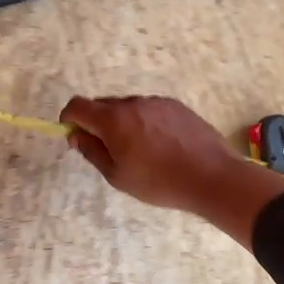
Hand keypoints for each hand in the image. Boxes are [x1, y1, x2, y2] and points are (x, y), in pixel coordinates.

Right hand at [59, 95, 251, 211]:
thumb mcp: (118, 176)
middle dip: (96, 122)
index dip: (69, 119)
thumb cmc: (160, 182)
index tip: (74, 136)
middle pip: (102, 104)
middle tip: (108, 149)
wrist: (213, 177)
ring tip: (140, 150)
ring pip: (126, 107)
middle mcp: (132, 103)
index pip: (77, 106)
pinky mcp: (176, 105)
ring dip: (122, 122)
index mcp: (113, 119)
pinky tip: (161, 145)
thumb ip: (92, 152)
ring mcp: (156, 102)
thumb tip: (76, 136)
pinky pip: (149, 109)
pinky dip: (144, 122)